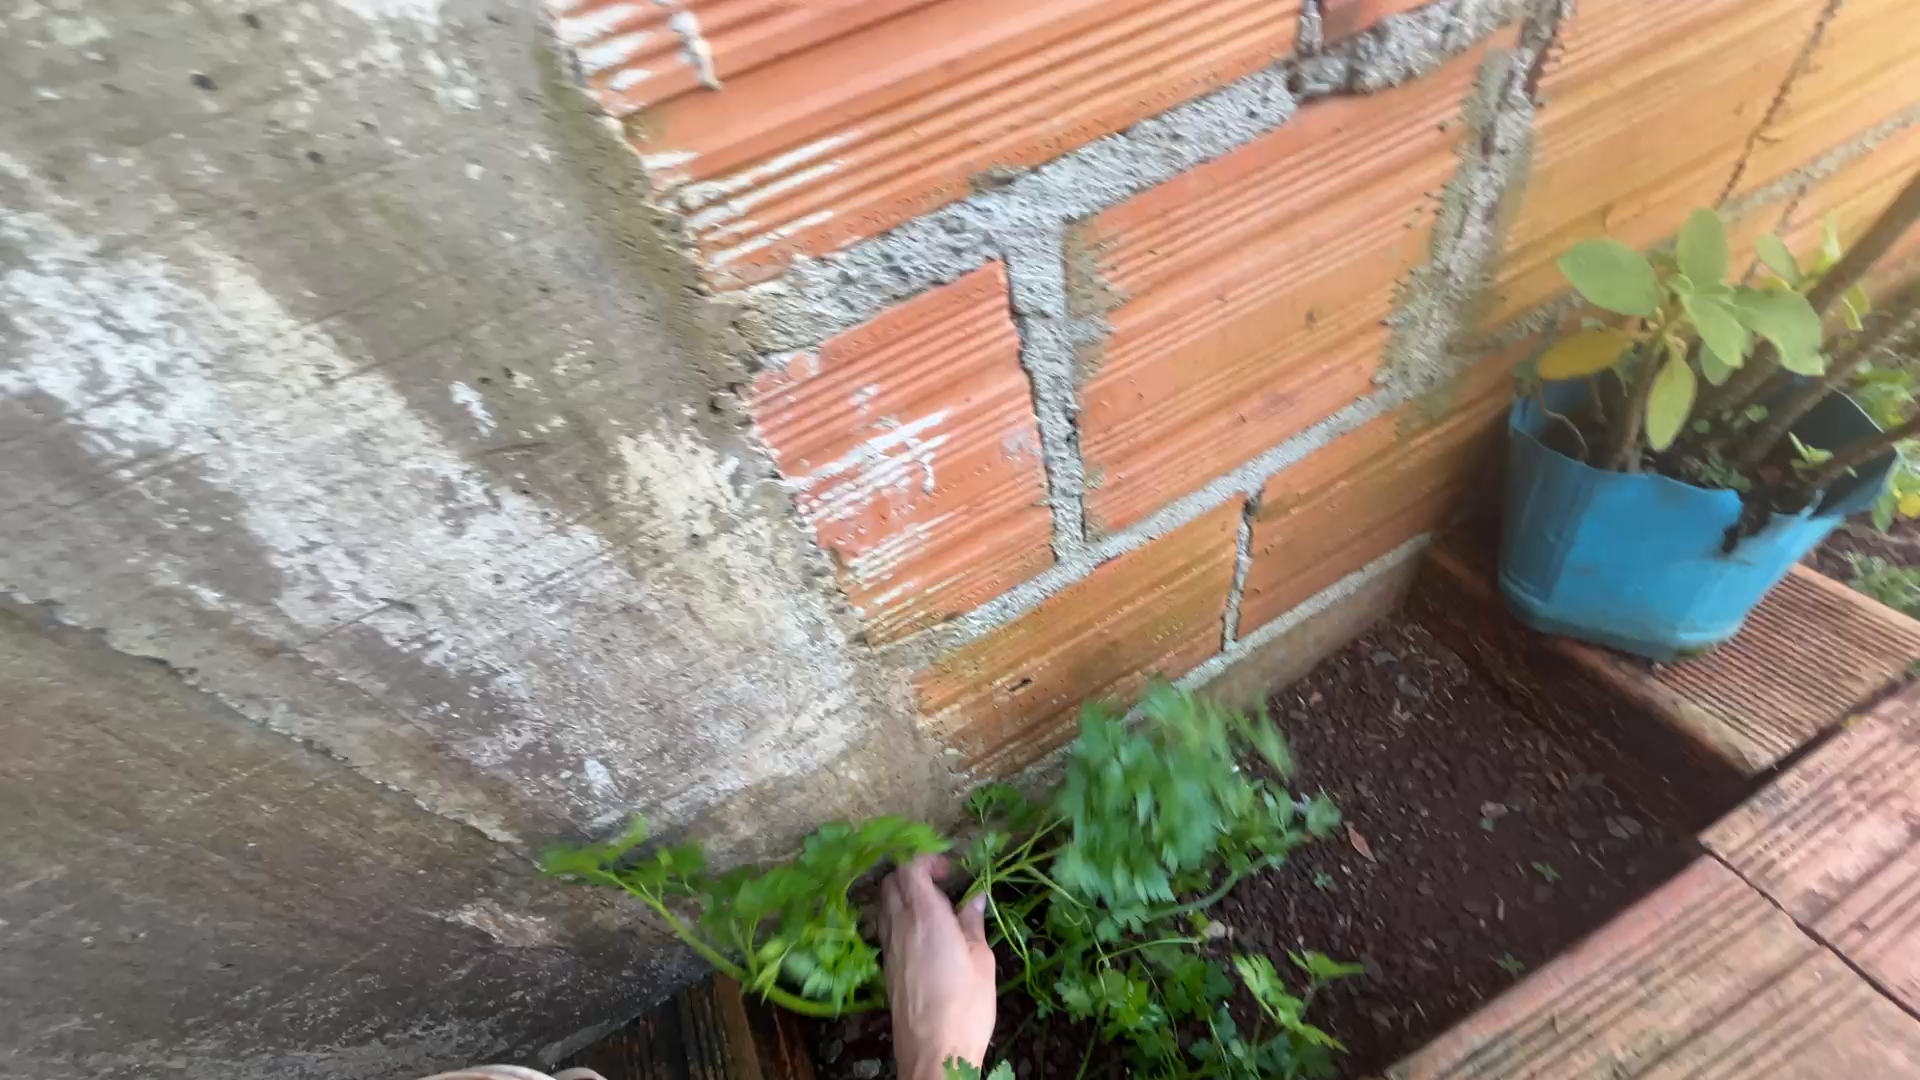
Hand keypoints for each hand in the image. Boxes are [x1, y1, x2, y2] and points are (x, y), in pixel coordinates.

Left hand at [879, 855, 995, 1079]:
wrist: (934, 1054)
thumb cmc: (966, 1004)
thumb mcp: (982, 959)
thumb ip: (973, 922)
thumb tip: (976, 897)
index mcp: (925, 915)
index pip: (910, 868)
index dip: (927, 860)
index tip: (949, 872)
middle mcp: (900, 925)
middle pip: (891, 881)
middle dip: (912, 873)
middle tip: (940, 886)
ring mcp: (889, 947)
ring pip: (884, 904)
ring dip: (901, 895)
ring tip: (931, 909)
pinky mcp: (886, 968)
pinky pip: (885, 928)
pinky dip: (897, 918)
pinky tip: (920, 935)